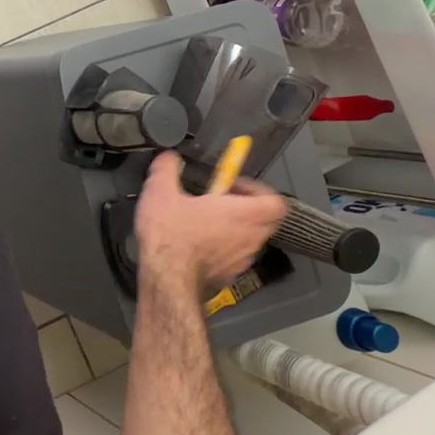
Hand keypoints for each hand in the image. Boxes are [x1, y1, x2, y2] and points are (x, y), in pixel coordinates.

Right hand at [134, 151, 286, 296]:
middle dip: (244, 208)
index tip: (232, 186)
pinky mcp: (232, 274)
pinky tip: (195, 246)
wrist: (169, 279)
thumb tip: (170, 156)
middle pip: (264, 219)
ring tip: (202, 224)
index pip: (275, 200)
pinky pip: (235, 255)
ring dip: (233, 228)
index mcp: (244, 213)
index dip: (258, 190)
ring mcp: (245, 258)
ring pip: (249, 238)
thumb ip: (166, 169)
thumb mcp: (159, 192)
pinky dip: (223, 248)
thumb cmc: (171, 232)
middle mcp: (252, 236)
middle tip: (217, 203)